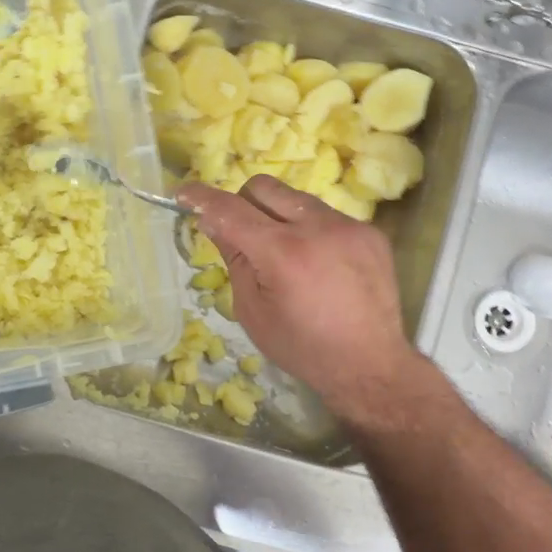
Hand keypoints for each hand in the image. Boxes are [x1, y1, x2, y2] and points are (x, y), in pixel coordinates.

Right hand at [178, 176, 425, 428]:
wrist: (368, 363)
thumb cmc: (300, 346)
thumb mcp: (251, 309)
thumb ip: (234, 259)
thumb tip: (214, 223)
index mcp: (281, 252)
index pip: (230, 210)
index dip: (200, 197)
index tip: (181, 193)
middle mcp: (317, 228)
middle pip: (264, 187)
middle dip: (242, 204)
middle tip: (241, 235)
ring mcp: (348, 226)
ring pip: (296, 198)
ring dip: (277, 216)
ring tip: (283, 254)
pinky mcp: (370, 232)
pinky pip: (325, 215)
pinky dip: (308, 230)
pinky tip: (315, 264)